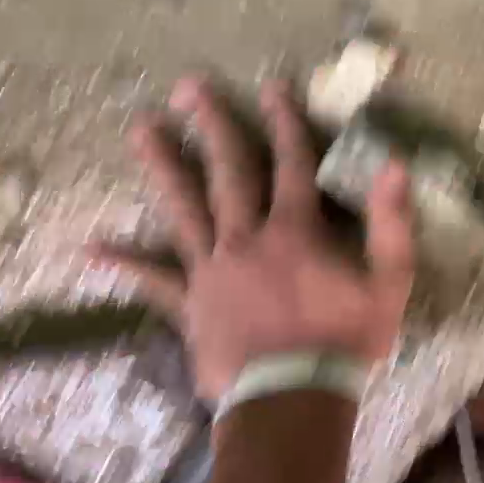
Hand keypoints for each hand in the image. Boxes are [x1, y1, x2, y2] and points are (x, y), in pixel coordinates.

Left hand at [92, 76, 415, 402]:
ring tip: (140, 129)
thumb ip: (392, 221)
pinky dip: (122, 264)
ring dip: (163, 167)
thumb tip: (394, 163)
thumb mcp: (390, 279)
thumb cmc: (347, 337)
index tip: (274, 87)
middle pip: (228, 173)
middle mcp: (247, 238)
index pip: (293, 165)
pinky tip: (89, 249)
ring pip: (182, 209)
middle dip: (213, 127)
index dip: (286, 124)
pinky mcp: (189, 303)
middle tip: (188, 88)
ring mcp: (211, 270)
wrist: (293, 395)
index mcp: (297, 231)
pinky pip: (151, 280)